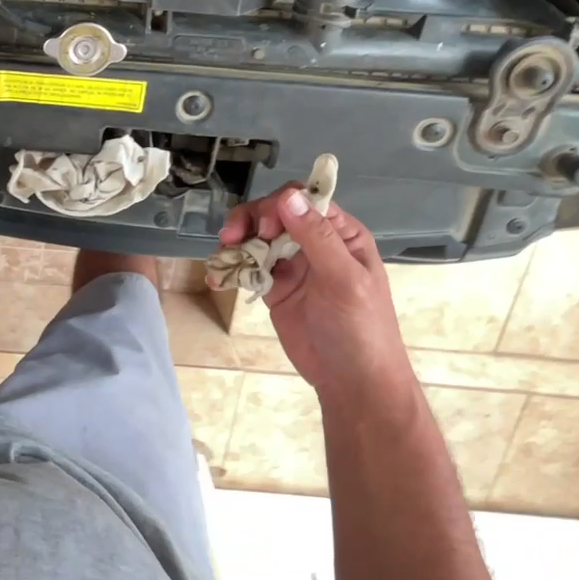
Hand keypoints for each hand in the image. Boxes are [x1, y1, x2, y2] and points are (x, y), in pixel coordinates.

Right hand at [219, 185, 414, 408]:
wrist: (352, 383)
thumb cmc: (360, 330)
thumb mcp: (344, 280)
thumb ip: (317, 237)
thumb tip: (288, 196)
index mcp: (341, 235)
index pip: (304, 200)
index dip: (279, 206)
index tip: (265, 229)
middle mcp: (315, 243)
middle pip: (273, 213)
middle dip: (249, 221)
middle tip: (233, 239)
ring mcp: (292, 265)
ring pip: (255, 236)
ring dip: (235, 241)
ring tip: (221, 257)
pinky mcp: (273, 287)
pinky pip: (246, 266)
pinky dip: (229, 268)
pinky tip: (218, 279)